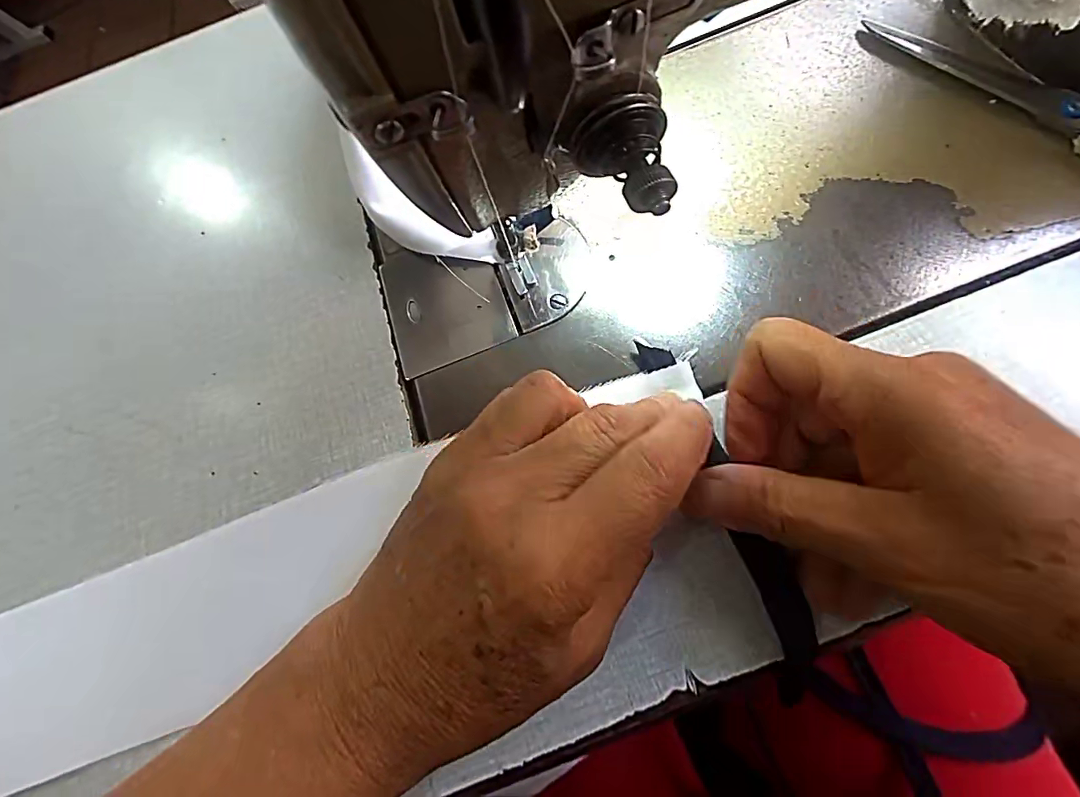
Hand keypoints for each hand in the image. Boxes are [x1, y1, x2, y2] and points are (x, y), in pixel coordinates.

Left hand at [317, 371, 713, 790]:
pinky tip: (563, 433)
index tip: (700, 430)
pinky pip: (520, 398)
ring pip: (568, 400)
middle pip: (610, 428)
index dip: (684, 439)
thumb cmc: (482, 680)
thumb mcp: (583, 648)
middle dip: (658, 420)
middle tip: (677, 427)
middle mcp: (515, 502)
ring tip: (620, 439)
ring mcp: (476, 469)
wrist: (379, 671)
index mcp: (557, 565)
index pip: (643, 471)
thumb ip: (628, 562)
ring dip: (610, 413)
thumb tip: (657, 495)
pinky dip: (558, 404)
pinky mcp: (452, 454)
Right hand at [680, 319, 1079, 796]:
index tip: (753, 480)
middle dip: (784, 471)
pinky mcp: (976, 441)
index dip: (745, 409)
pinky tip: (874, 571)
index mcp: (886, 383)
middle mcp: (914, 378)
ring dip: (824, 501)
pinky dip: (868, 504)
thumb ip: (781, 509)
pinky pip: (894, 457)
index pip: (772, 347)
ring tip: (831, 579)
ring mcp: (949, 408)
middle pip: (808, 398)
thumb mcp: (887, 547)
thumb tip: (701, 487)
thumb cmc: (1033, 574)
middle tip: (789, 548)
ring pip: (849, 437)